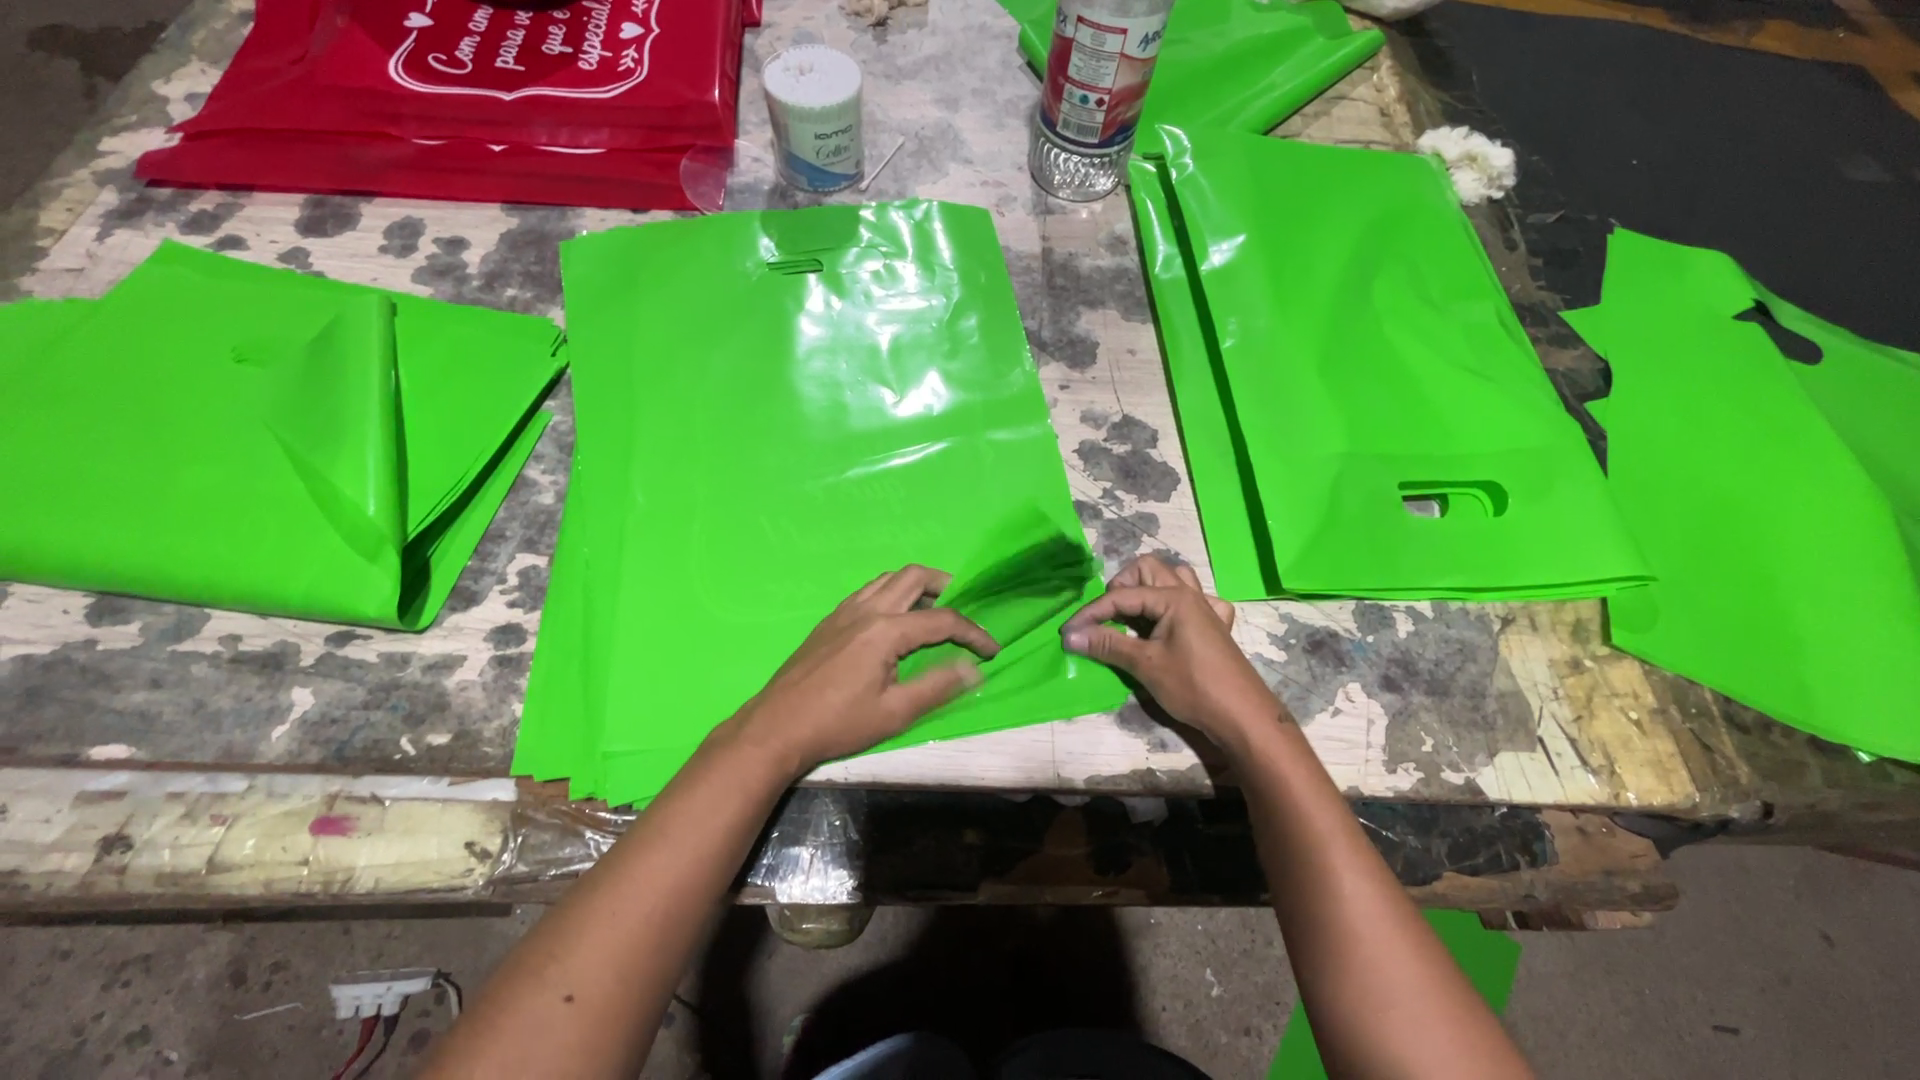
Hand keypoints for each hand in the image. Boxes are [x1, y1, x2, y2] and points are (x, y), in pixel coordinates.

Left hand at [724, 565, 999, 777]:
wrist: (777, 727)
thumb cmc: (838, 724)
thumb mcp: (895, 713)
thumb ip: (938, 686)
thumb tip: (974, 668)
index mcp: (886, 631)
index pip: (943, 620)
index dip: (973, 633)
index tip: (992, 650)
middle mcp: (866, 610)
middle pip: (914, 576)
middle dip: (947, 587)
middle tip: (964, 611)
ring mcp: (844, 612)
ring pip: (889, 579)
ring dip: (917, 587)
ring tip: (933, 613)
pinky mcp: (830, 621)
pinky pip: (869, 592)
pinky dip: (892, 594)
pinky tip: (895, 623)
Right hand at [1061, 555, 1284, 750]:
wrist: (1242, 716)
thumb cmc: (1193, 687)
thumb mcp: (1146, 665)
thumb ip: (1108, 645)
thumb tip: (1071, 636)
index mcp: (1174, 597)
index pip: (1121, 595)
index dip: (1091, 613)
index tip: (1068, 632)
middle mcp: (1190, 594)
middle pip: (1147, 570)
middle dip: (1120, 586)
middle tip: (1106, 617)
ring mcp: (1207, 608)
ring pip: (1173, 578)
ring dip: (1149, 588)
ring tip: (1133, 614)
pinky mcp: (1216, 627)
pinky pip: (1197, 600)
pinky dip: (1179, 604)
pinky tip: (1173, 623)